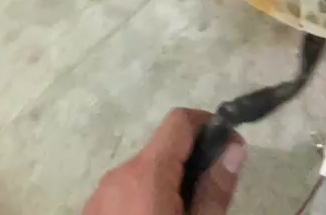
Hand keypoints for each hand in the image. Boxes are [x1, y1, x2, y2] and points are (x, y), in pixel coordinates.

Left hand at [83, 108, 245, 214]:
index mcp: (146, 173)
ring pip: (145, 173)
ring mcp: (99, 196)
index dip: (209, 126)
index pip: (180, 120)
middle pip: (163, 149)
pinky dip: (147, 201)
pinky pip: (126, 194)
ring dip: (170, 185)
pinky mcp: (91, 214)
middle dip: (193, 164)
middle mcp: (118, 174)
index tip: (231, 149)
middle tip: (214, 199)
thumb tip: (235, 146)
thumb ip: (215, 191)